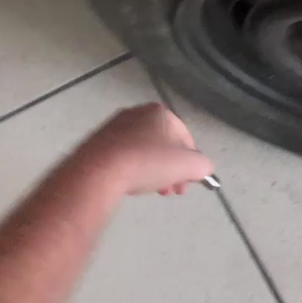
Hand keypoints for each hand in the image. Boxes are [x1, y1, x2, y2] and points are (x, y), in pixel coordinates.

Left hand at [72, 103, 214, 196]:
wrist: (100, 171)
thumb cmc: (147, 162)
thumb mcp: (189, 166)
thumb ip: (203, 165)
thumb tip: (203, 168)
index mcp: (160, 112)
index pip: (185, 137)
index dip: (191, 162)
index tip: (188, 182)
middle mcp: (137, 113)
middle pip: (163, 145)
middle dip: (171, 170)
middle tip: (172, 190)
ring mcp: (115, 127)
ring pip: (143, 151)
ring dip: (153, 172)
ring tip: (151, 190)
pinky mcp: (98, 142)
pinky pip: (124, 156)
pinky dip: (132, 170)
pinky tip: (131, 184)